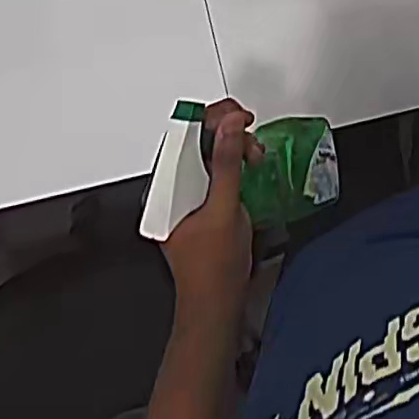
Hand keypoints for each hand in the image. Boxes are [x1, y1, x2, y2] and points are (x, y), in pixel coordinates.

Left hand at [160, 99, 263, 312]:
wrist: (217, 303)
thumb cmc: (214, 265)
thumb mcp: (223, 207)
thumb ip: (226, 163)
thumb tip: (229, 124)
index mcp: (165, 190)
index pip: (182, 136)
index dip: (211, 118)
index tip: (239, 115)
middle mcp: (171, 189)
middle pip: (197, 141)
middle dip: (229, 133)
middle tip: (251, 141)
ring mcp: (187, 195)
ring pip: (209, 152)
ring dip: (235, 146)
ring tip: (253, 157)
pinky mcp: (202, 200)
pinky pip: (216, 167)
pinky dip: (235, 160)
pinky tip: (248, 164)